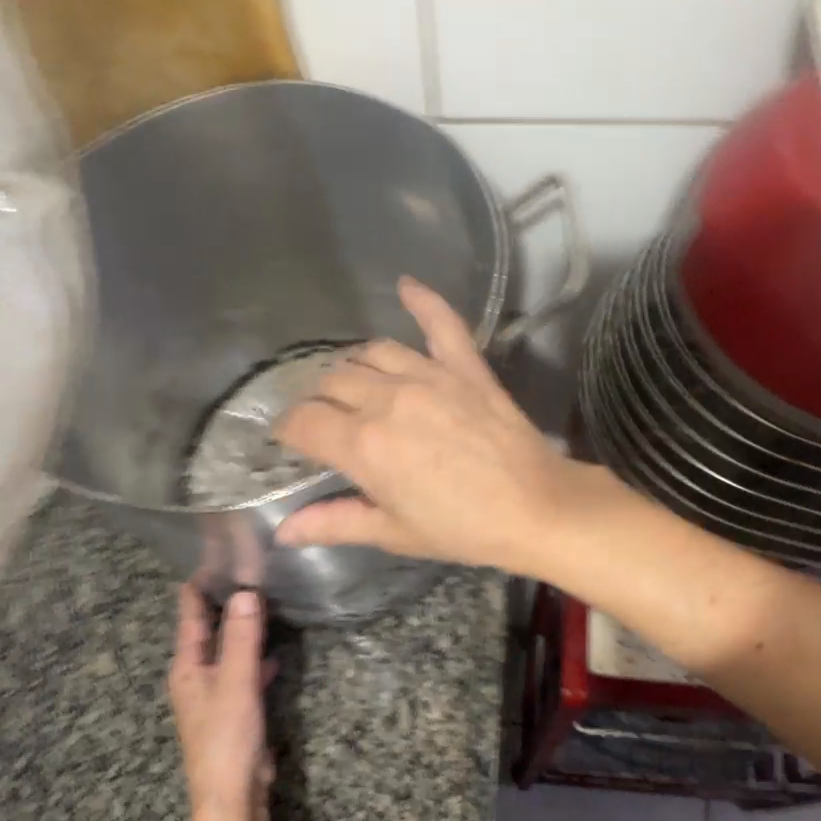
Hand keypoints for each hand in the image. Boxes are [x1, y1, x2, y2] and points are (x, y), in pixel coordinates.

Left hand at [169, 585, 276, 813]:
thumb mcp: (236, 682)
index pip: (191, 612)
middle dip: (227, 601)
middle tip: (252, 568)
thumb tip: (247, 591)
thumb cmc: (226, 736)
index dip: (202, 582)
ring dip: (243, 628)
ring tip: (266, 599)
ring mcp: (215, 693)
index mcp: (187, 665)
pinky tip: (274, 652)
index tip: (222, 551)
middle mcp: (196, 675)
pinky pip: (244, 672)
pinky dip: (256, 658)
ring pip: (228, 650)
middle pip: (209, 629)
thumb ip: (242, 638)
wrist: (232, 794)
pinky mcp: (234, 710)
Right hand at [274, 277, 605, 575]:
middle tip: (326, 422)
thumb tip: (285, 531)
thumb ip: (335, 524)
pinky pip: (441, 323)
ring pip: (371, 353)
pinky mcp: (465, 367)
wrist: (536, 509)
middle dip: (318, 401)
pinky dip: (423, 302)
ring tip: (353, 383)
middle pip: (332, 382)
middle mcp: (387, 399)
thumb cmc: (462, 530)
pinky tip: (406, 286)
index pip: (303, 421)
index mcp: (364, 445)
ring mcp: (429, 376)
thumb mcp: (394, 533)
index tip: (291, 441)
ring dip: (354, 366)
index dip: (288, 430)